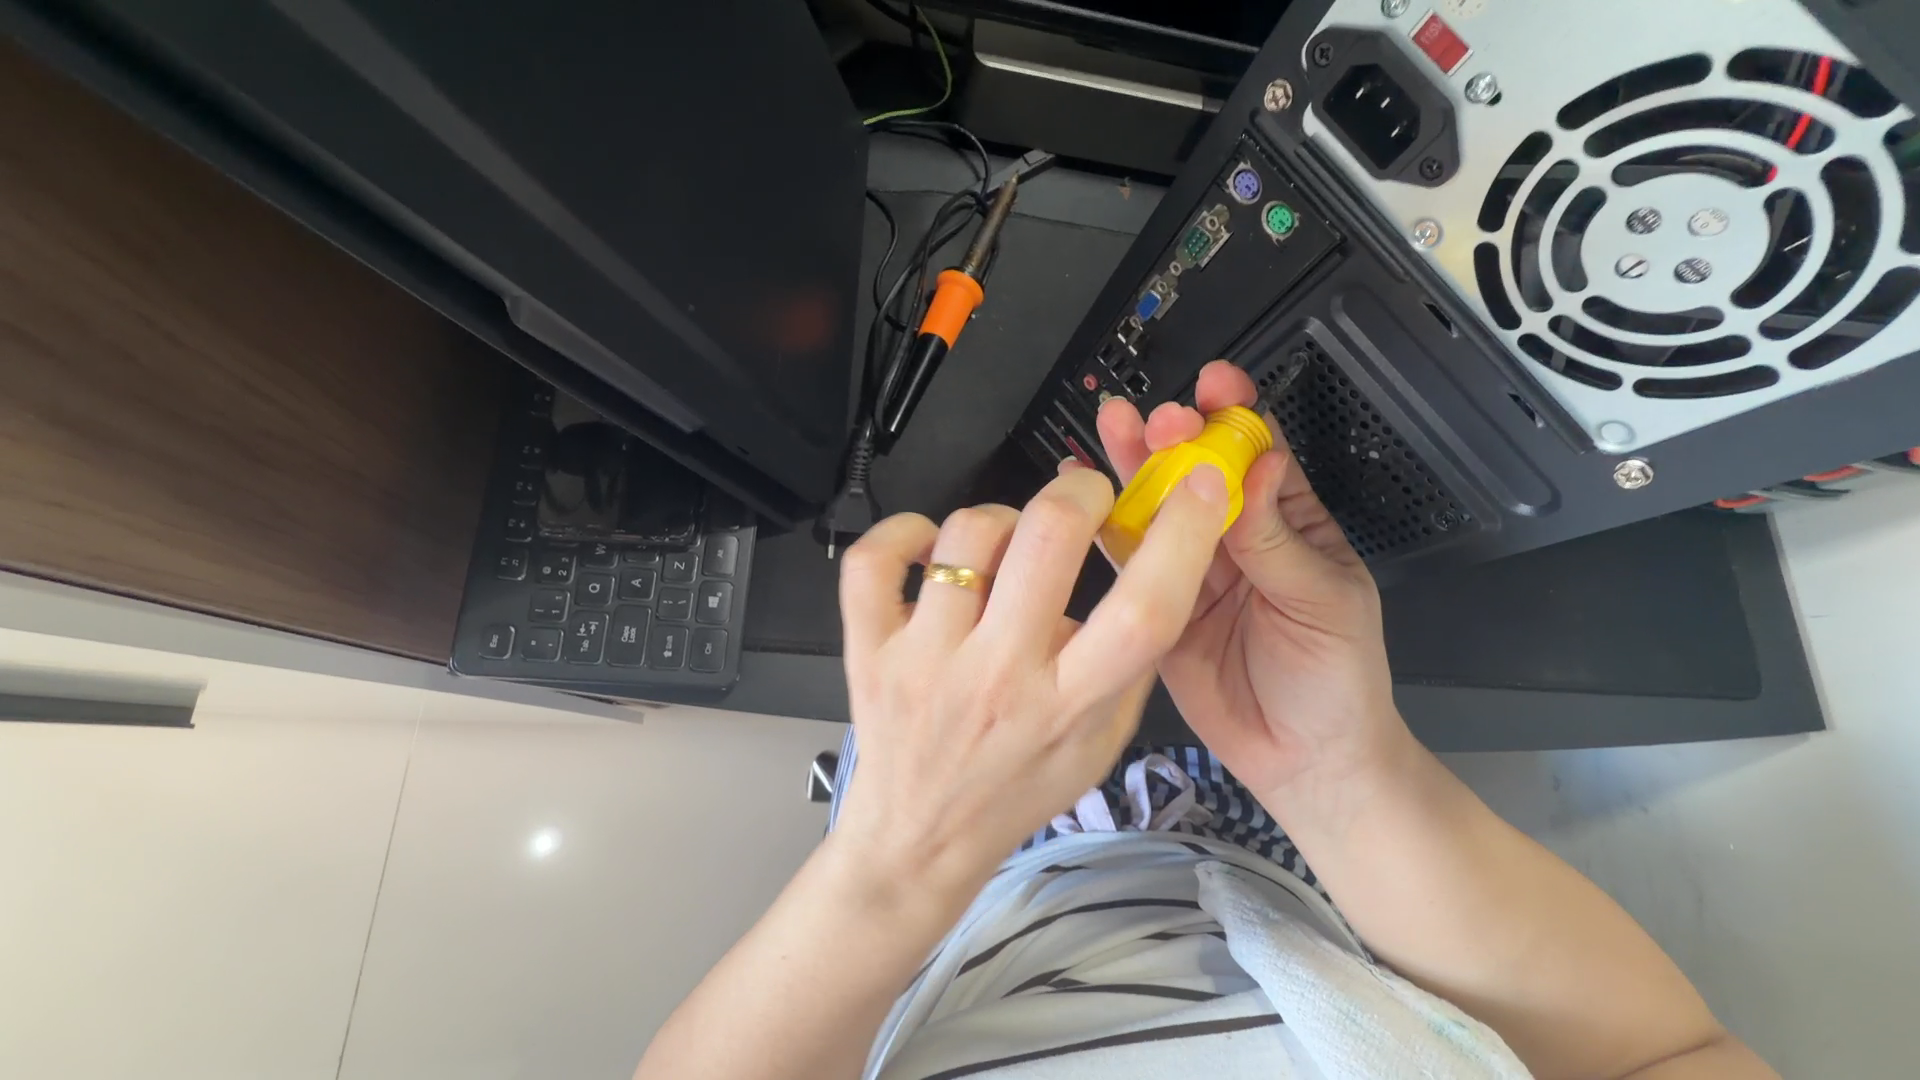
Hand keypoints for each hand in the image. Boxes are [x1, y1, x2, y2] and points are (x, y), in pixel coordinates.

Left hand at [831, 465, 1227, 888]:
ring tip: (1003, 546)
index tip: (1198, 485)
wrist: (920, 837)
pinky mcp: (870, 648)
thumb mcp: (1102, 742)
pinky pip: (876, 557)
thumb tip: (1146, 559)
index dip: (1182, 534)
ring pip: (966, 534)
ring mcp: (925, 660)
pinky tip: (930, 551)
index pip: (1144, 609)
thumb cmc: (1019, 787)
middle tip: (1082, 500)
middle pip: (1048, 538)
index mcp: (1070, 704)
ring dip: (999, 519)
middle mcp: (999, 676)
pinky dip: (905, 531)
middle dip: (1078, 492)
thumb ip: (1129, 661)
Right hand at [1095, 360, 1410, 808]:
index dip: (1236, 417)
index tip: (1214, 385)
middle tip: (1155, 419)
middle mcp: (1235, 539)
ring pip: (1158, 508)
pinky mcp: (1156, 606)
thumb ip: (1280, 540)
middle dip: (1177, 438)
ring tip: (1112, 427)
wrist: (1303, 762)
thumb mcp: (1323, 602)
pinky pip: (1129, 561)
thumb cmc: (1335, 678)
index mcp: (1290, 525)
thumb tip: (1261, 465)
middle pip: (1199, 474)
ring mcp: (1191, 572)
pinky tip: (1080, 494)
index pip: (1260, 456)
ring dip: (1135, 467)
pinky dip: (1104, 527)